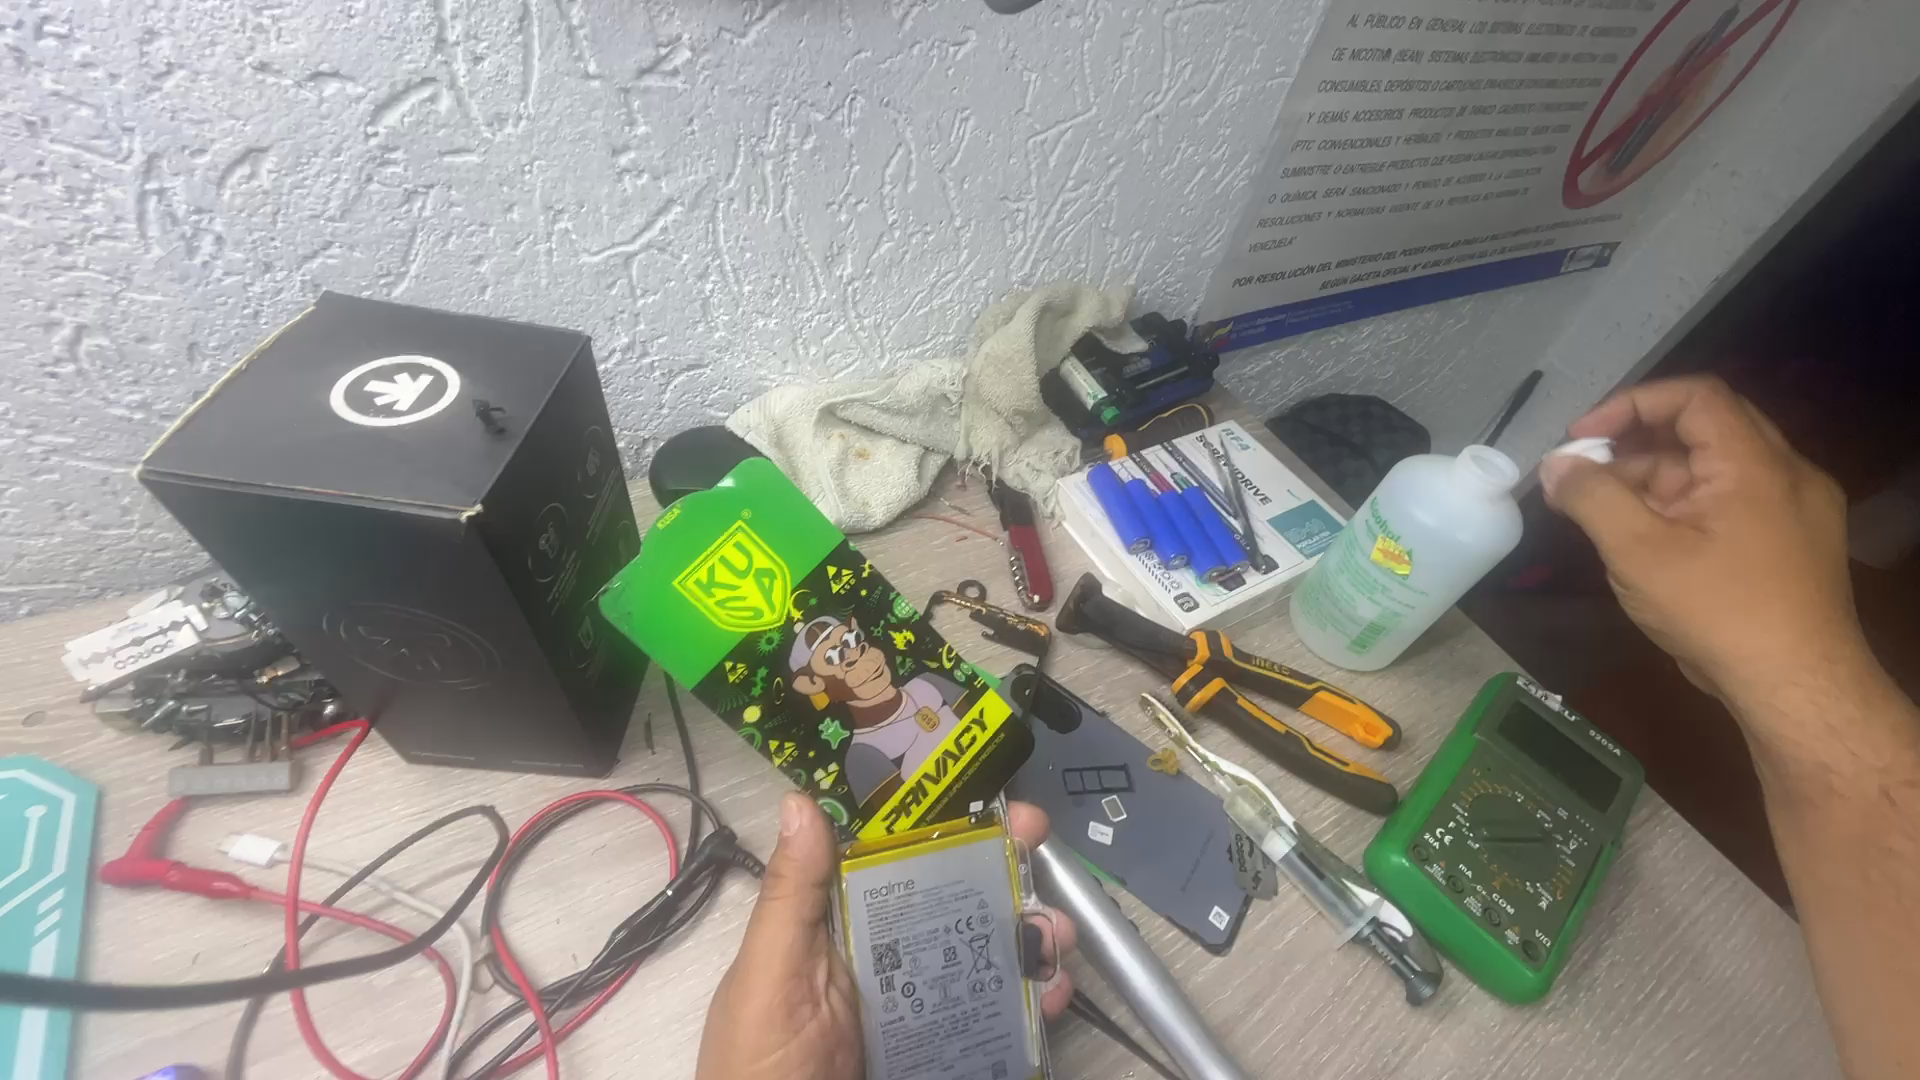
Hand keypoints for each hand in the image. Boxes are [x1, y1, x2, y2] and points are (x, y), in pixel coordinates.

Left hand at [694, 796, 1075, 1079]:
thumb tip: (802, 798)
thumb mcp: (768, 976)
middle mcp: (884, 948)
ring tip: (1055, 930)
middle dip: (1000, 859)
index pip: (896, 851)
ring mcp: (917, 997)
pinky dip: (1029, 994)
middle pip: (952, 890)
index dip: (942, 817)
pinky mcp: (942, 1042)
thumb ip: (792, 895)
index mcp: (840, 917)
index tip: (984, 794)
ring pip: (983, 944)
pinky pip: (993, 1009)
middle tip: (1038, 838)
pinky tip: (1051, 987)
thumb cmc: (762, 1063)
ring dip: (1027, 926)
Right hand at [1538, 376, 1869, 748]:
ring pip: (1701, 468)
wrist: (1790, 682)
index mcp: (1756, 467)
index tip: (1578, 439)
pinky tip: (1628, 535)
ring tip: (1588, 511)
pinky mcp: (1774, 538)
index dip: (1630, 404)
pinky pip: (1713, 499)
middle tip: (1576, 473)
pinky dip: (1663, 503)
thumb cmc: (1715, 609)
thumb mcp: (1636, 550)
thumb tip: (1554, 465)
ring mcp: (1783, 508)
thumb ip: (1591, 497)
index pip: (1697, 398)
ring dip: (1638, 478)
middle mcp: (1781, 475)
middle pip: (1698, 428)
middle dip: (1626, 443)